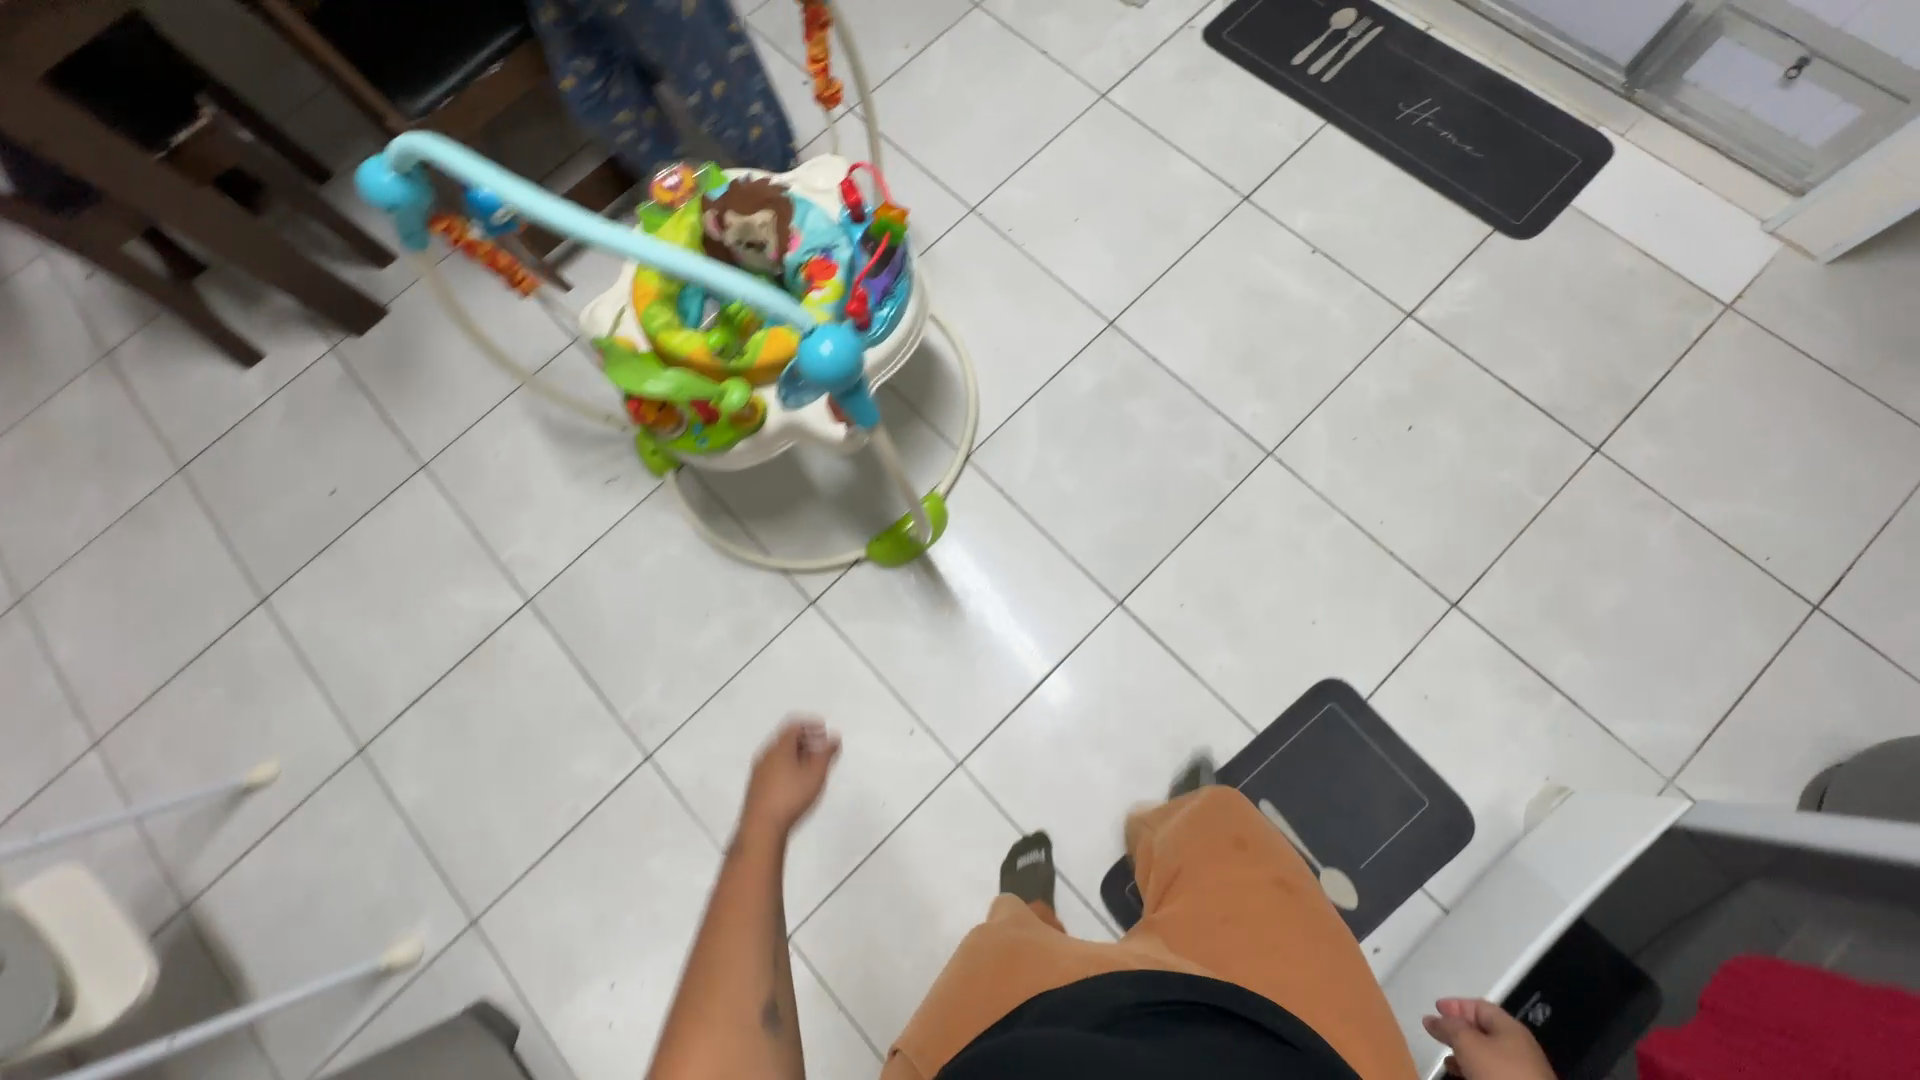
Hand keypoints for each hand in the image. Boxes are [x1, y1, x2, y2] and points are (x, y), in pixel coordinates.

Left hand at [741, 715, 840, 838]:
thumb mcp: (816, 774)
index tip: (824, 731)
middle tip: (821, 749)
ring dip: (797, 755)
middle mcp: (766, 755)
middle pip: (786, 739)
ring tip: (812, 768)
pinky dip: (787, 767)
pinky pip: (774, 768)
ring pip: (779, 755)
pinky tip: (796, 783)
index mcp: (779, 747)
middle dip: (806, 740)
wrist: (761, 827)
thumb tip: (834, 738)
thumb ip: (827, 753)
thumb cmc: (791, 796)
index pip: (794, 726)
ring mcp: (758, 772)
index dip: (811, 725)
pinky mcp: (756, 787)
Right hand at [1422, 999, 1554, 1079]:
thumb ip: (1448, 1027)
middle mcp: (1519, 1046)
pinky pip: (1492, 1072)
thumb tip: (1432, 1019)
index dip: (1456, 1005)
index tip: (1435, 1008)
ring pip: (1487, 1053)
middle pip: (1484, 1030)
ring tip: (1446, 1058)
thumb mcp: (1468, 1043)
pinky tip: (1462, 1075)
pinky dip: (1474, 1069)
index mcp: (1510, 1028)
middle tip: (1437, 1031)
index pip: (1480, 1006)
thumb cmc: (1500, 1073)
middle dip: (1459, 1030)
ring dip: (1464, 1052)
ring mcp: (1521, 1070)